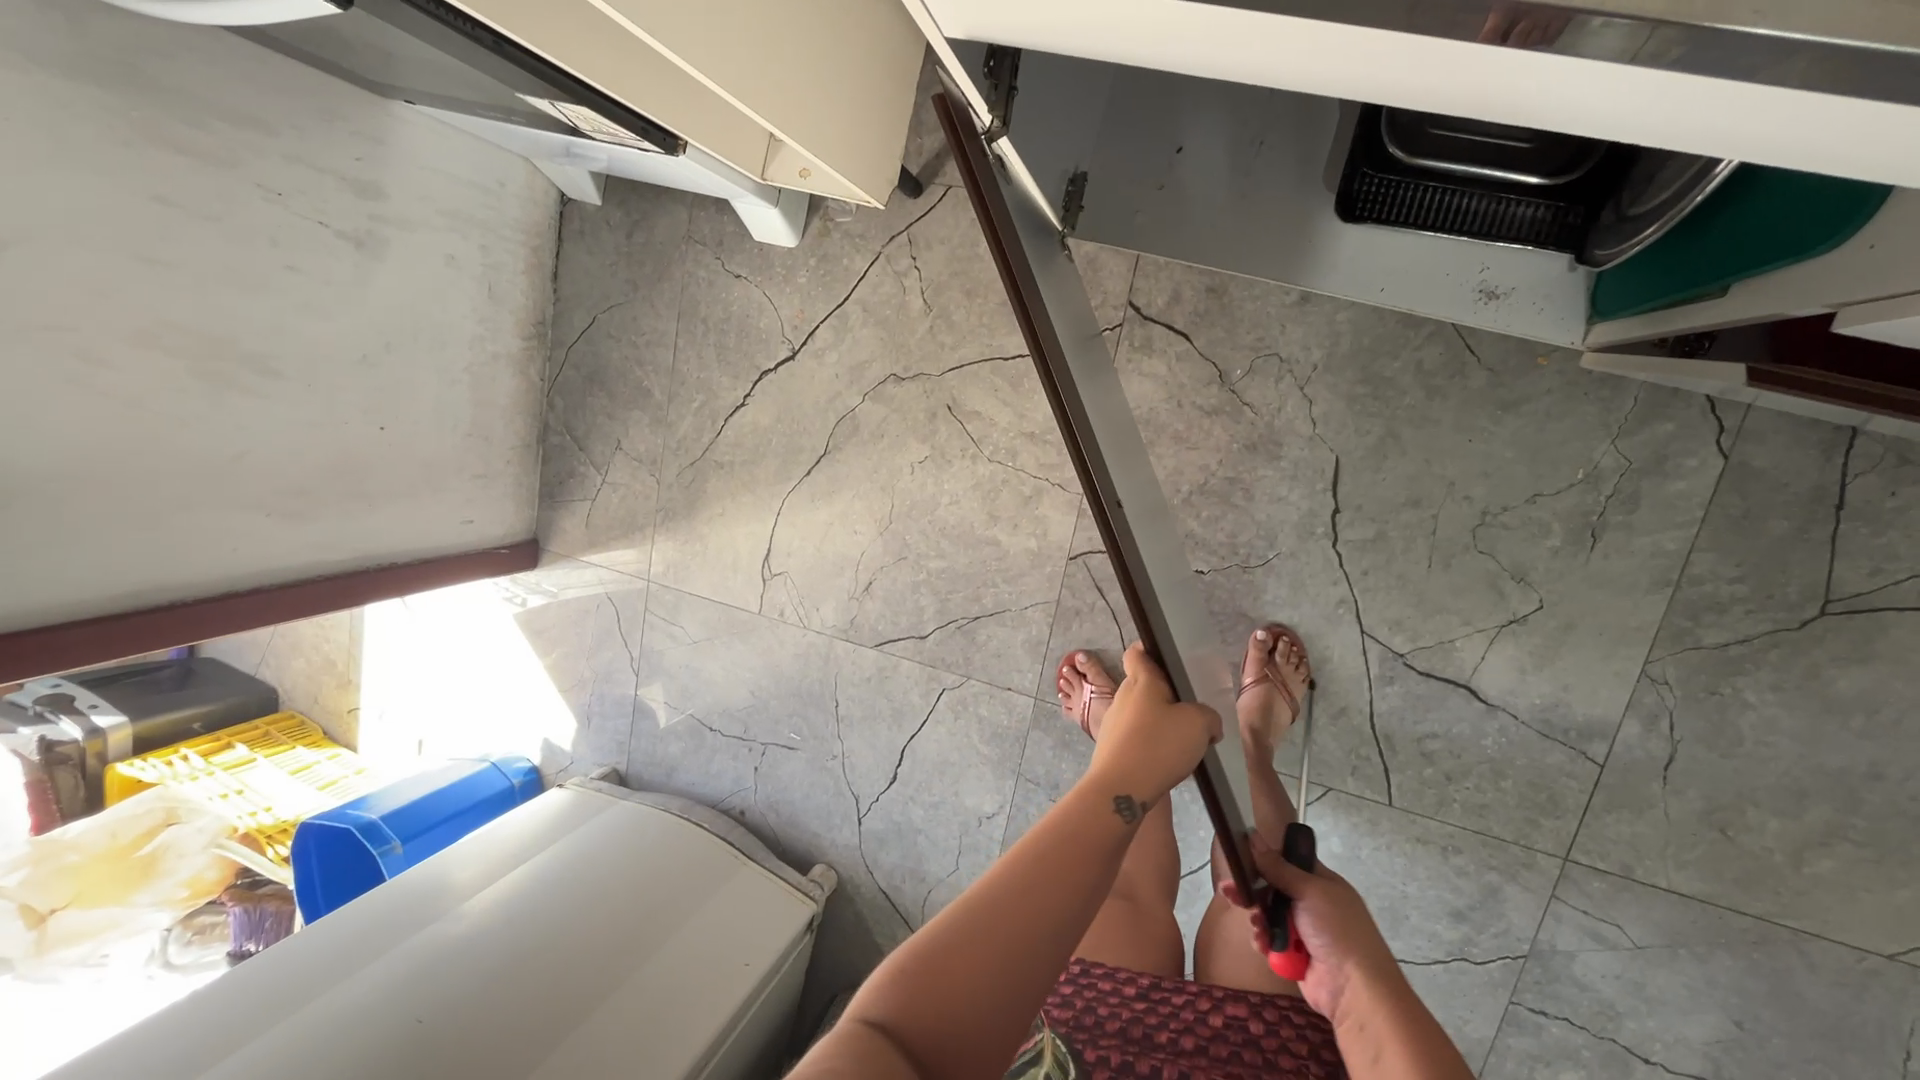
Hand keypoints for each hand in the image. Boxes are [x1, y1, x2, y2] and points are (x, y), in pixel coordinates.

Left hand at [1084, 643, 1221, 807]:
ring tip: (1184, 741)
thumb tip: (1207, 724)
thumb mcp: (1199, 724)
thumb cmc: (1159, 745)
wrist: (1121, 789)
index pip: (1136, 653)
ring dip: (1159, 723)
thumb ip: (1208, 717)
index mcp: (1141, 681)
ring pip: (1141, 714)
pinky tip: (1168, 761)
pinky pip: (1136, 737)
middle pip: (1143, 687)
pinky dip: (1151, 744)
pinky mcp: (1112, 748)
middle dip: (1165, 696)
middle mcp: (1122, 697)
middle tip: (1190, 710)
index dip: (1148, 651)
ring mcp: (1114, 723)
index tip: (1166, 659)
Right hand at [1222, 831, 1401, 1026]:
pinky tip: (1263, 944)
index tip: (1242, 858)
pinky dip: (1265, 942)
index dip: (1266, 859)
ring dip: (1259, 920)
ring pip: (1268, 916)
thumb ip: (1278, 867)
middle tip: (1229, 892)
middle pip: (1273, 890)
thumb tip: (1253, 835)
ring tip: (1257, 926)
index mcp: (1322, 884)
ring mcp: (1303, 931)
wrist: (1354, 988)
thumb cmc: (1337, 930)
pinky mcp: (1294, 954)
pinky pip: (1271, 941)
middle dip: (1252, 892)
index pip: (1289, 863)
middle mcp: (1312, 904)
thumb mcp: (1309, 891)